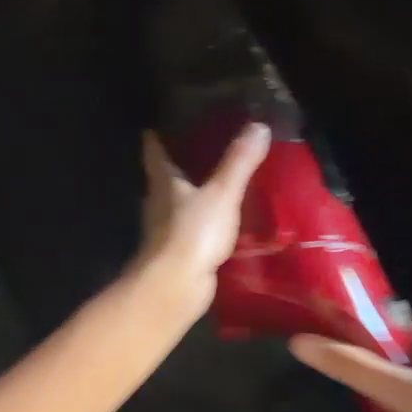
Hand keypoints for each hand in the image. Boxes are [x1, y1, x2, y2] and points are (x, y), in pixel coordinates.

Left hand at [130, 124, 270, 315]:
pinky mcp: (176, 252)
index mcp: (162, 182)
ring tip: (214, 186)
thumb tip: (258, 126)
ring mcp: (164, 230)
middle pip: (162, 178)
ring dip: (189, 196)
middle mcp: (157, 202)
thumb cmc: (192, 232)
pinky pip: (190, 230)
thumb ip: (238, 162)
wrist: (175, 285)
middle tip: (198, 151)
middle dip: (176, 166)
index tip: (156, 126)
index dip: (155, 139)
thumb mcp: (221, 193)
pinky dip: (200, 223)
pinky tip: (218, 224)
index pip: (153, 152)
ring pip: (175, 205)